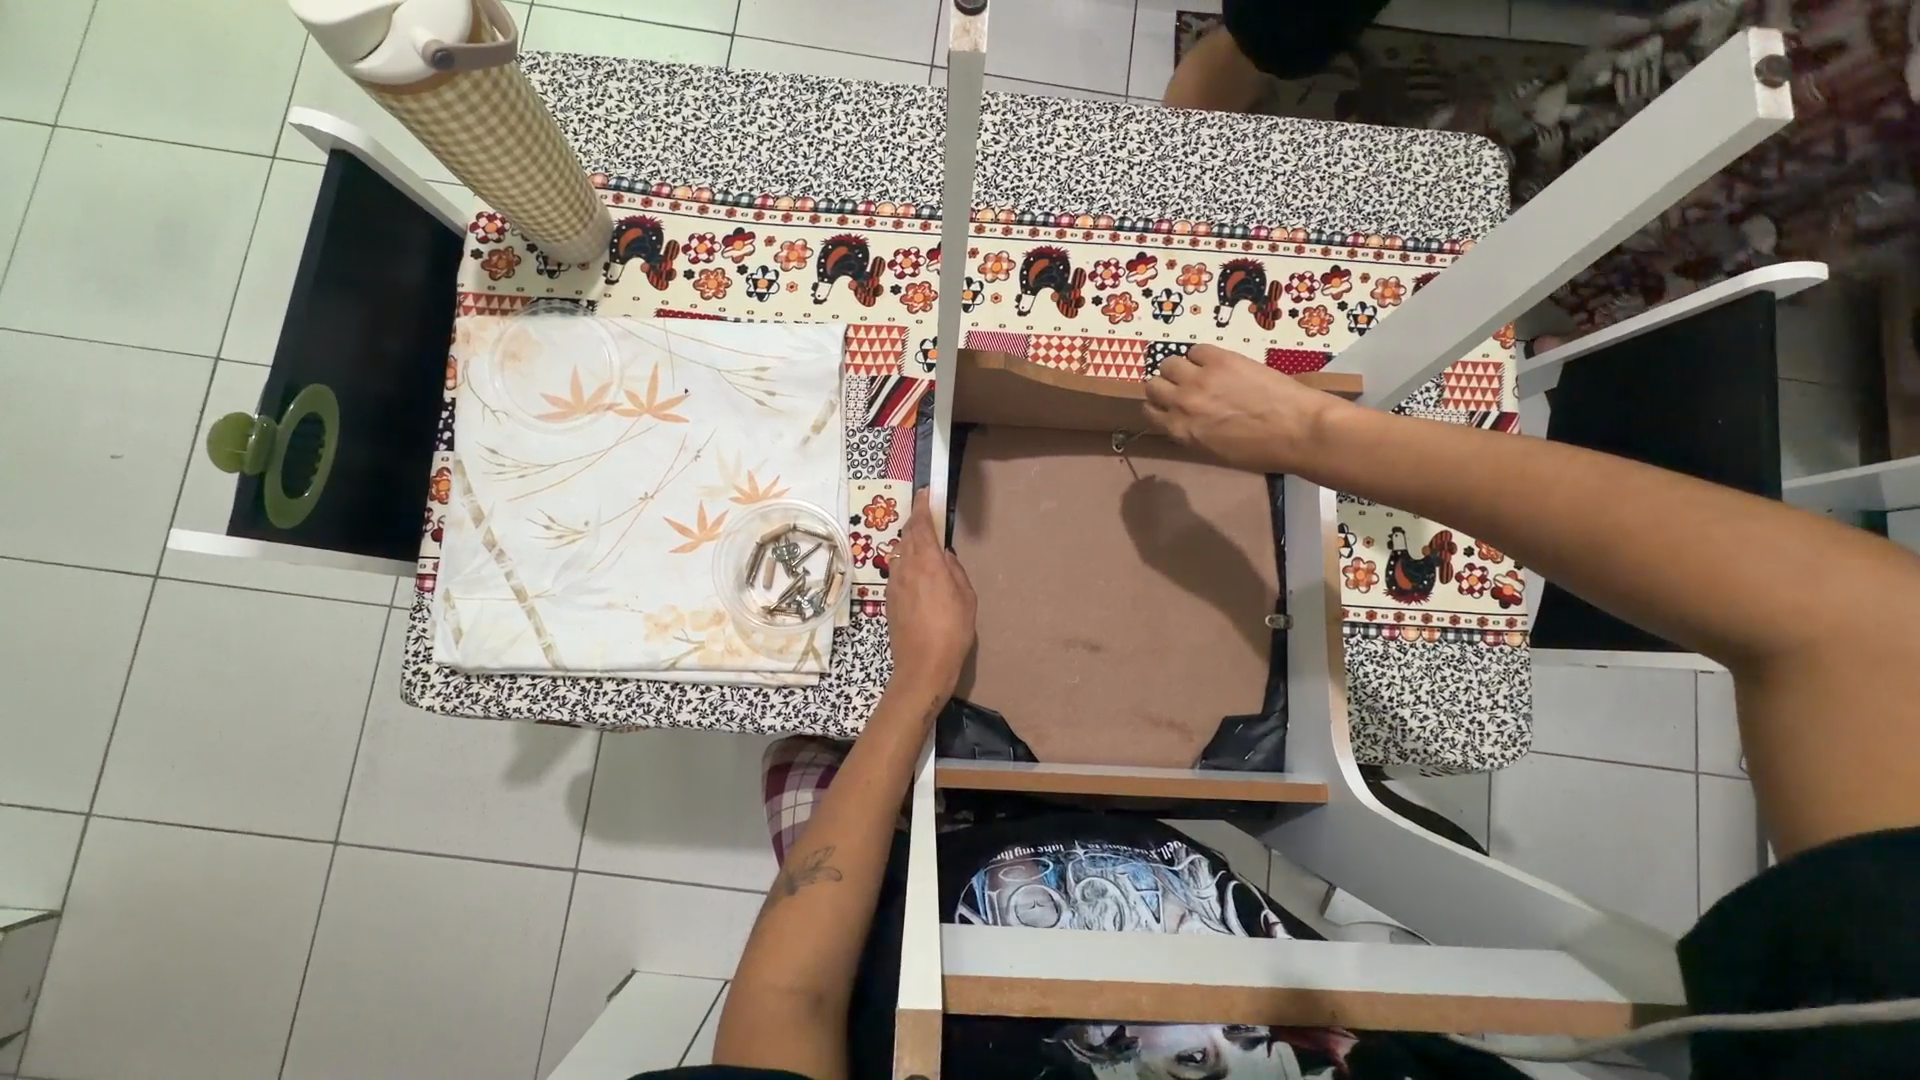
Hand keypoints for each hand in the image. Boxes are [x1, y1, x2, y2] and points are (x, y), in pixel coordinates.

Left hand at [885, 490, 976, 703]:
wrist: (922, 666)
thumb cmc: (952, 631)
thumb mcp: (967, 597)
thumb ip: (955, 570)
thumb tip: (944, 556)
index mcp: (927, 563)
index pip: (920, 525)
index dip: (922, 506)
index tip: (926, 492)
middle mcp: (905, 568)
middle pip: (907, 536)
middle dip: (917, 523)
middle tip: (929, 517)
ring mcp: (893, 584)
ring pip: (899, 553)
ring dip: (911, 544)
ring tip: (925, 546)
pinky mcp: (889, 600)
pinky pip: (897, 571)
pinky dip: (907, 563)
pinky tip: (919, 574)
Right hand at [1142, 344, 1346, 472]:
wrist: (1297, 430)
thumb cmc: (1260, 451)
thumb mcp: (1216, 451)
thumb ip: (1193, 433)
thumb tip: (1188, 420)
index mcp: (1180, 430)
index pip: (1149, 411)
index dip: (1160, 406)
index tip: (1170, 404)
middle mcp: (1181, 403)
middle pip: (1153, 384)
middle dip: (1165, 385)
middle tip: (1183, 387)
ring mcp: (1199, 378)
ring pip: (1169, 363)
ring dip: (1180, 368)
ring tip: (1199, 372)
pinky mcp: (1220, 359)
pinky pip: (1197, 349)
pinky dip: (1202, 356)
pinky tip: (1217, 363)